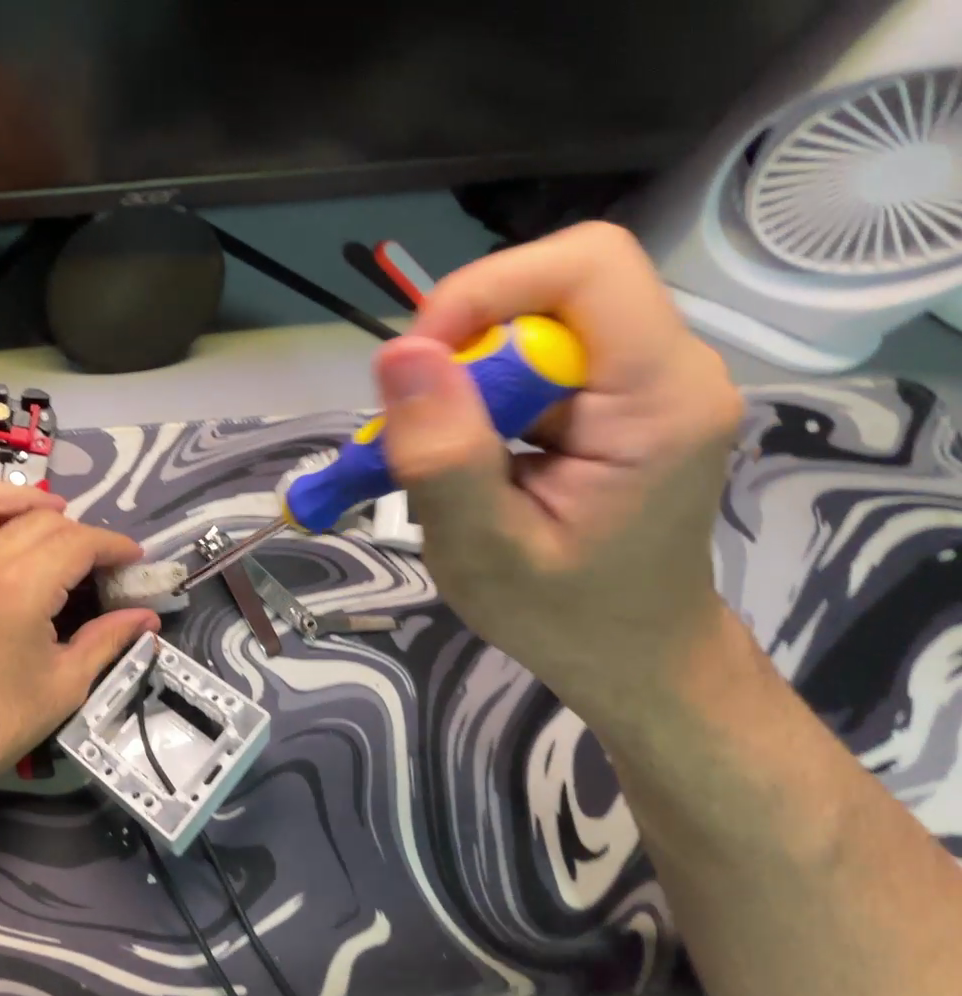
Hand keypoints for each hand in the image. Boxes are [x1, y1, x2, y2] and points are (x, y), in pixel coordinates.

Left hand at [0, 484, 158, 843]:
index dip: (114, 545)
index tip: (134, 558)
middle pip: (40, 520)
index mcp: (21, 587)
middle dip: (80, 531)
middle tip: (101, 560)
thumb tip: (147, 619)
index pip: (79, 542)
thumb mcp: (66, 684)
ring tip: (49, 516)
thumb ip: (108, 639)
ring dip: (20, 500)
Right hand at [374, 222, 744, 722]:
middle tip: (416, 427)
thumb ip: (443, 455)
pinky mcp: (614, 400)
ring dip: (463, 379)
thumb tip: (398, 354)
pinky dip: (476, 398)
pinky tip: (465, 459)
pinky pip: (531, 362)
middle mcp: (667, 369)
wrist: (634, 658)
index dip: (487, 291)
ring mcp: (643, 382)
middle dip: (462, 347)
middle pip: (550, 291)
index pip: (586, 265)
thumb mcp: (484, 550)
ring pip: (531, 325)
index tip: (420, 363)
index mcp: (659, 397)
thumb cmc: (565, 618)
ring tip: (437, 458)